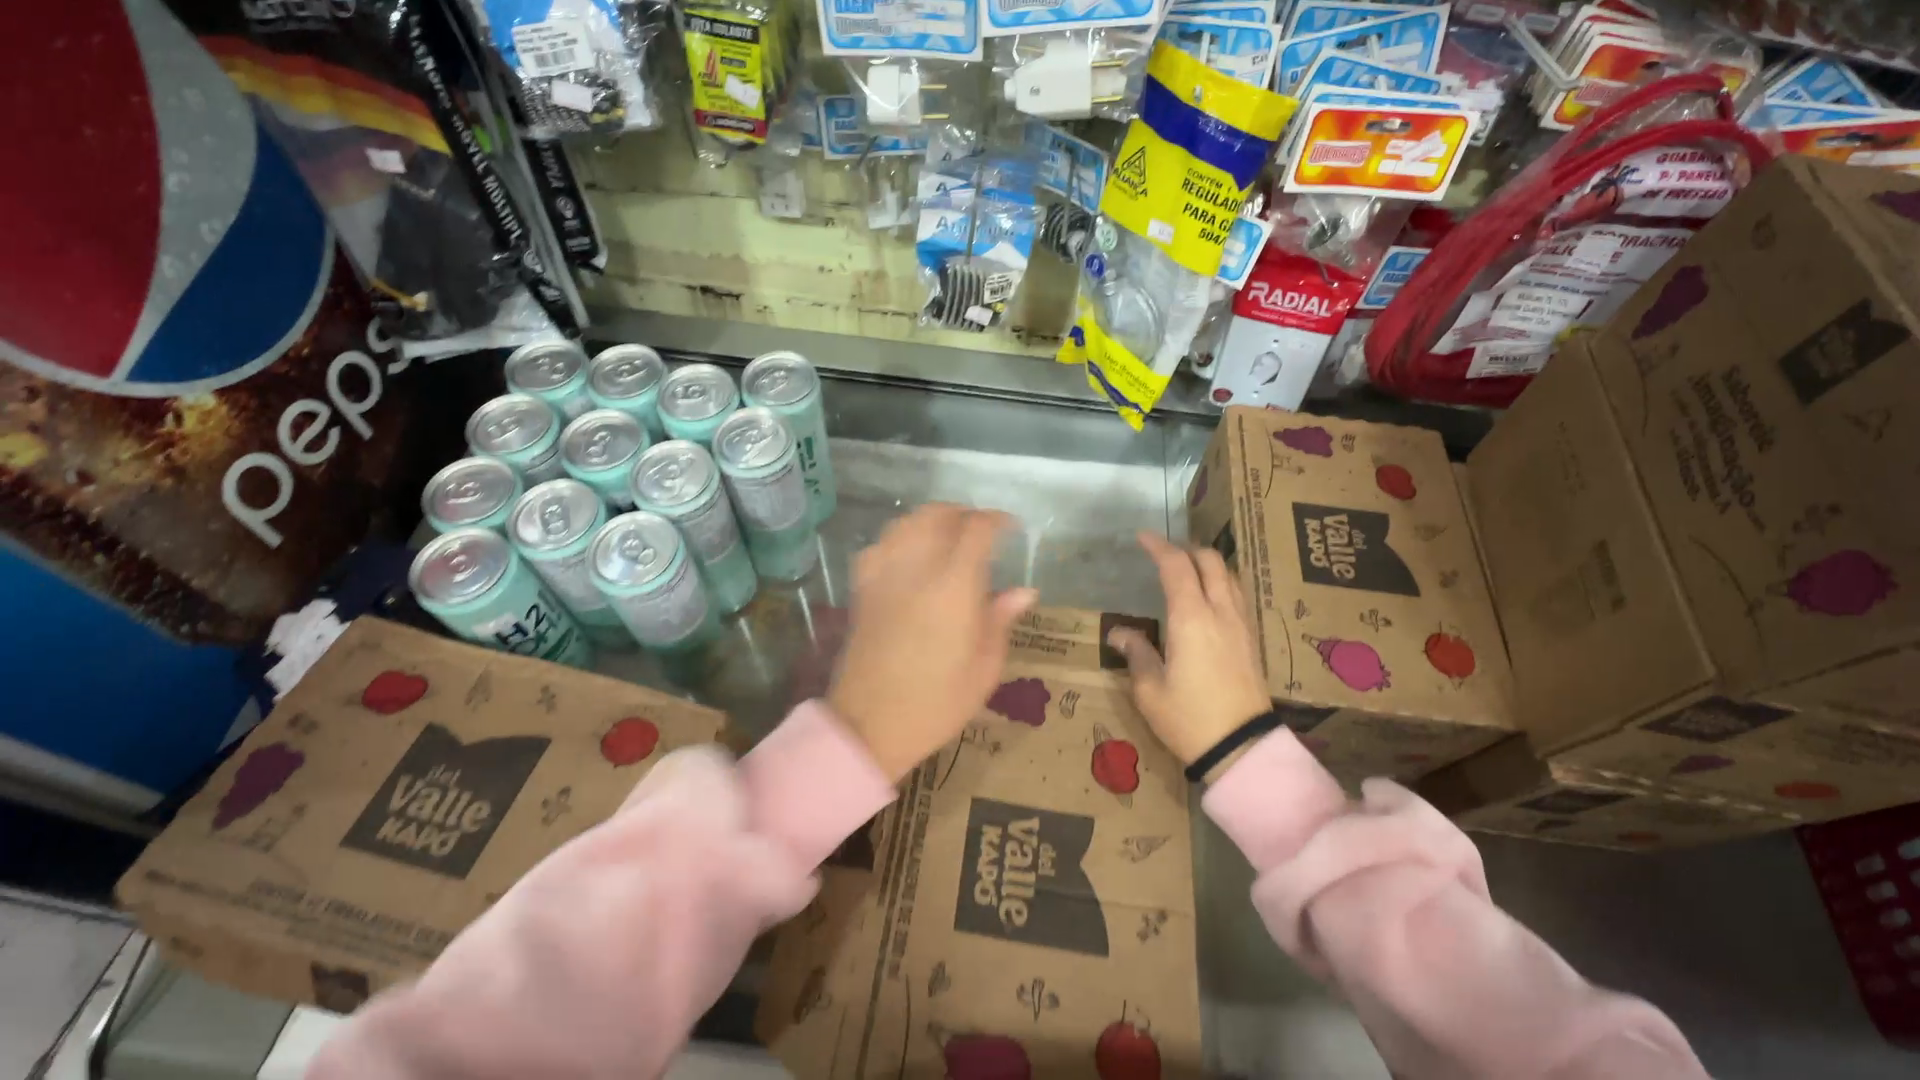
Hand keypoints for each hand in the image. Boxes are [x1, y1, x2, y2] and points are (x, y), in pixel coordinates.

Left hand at [829, 504, 1037, 781]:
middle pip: (936, 515)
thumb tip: (1023, 591)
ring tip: (947, 536)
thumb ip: (1000, 621)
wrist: (869, 726)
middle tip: (980, 529)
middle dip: (962, 513)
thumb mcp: (984, 669)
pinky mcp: (861, 590)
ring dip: (930, 520)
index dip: (996, 520)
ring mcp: (883, 577)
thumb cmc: (937, 704)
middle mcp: (915, 570)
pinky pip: (879, 546)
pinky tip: (909, 557)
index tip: (1011, 527)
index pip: (976, 530)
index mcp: (953, 587)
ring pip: (905, 524)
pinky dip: (898, 539)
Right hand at [1108, 532, 1270, 767]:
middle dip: (1186, 549)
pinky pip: (1237, 595)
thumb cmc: (1188, 718)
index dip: (1159, 547)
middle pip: (1210, 561)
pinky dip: (1221, 583)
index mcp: (1191, 619)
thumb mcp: (1150, 690)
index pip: (1176, 567)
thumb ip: (1136, 653)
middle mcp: (1220, 612)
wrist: (1241, 747)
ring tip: (1187, 569)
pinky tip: (1208, 598)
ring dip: (1208, 563)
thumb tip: (1120, 633)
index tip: (1142, 538)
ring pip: (1229, 575)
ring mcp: (1241, 625)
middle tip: (1164, 552)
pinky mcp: (1251, 640)